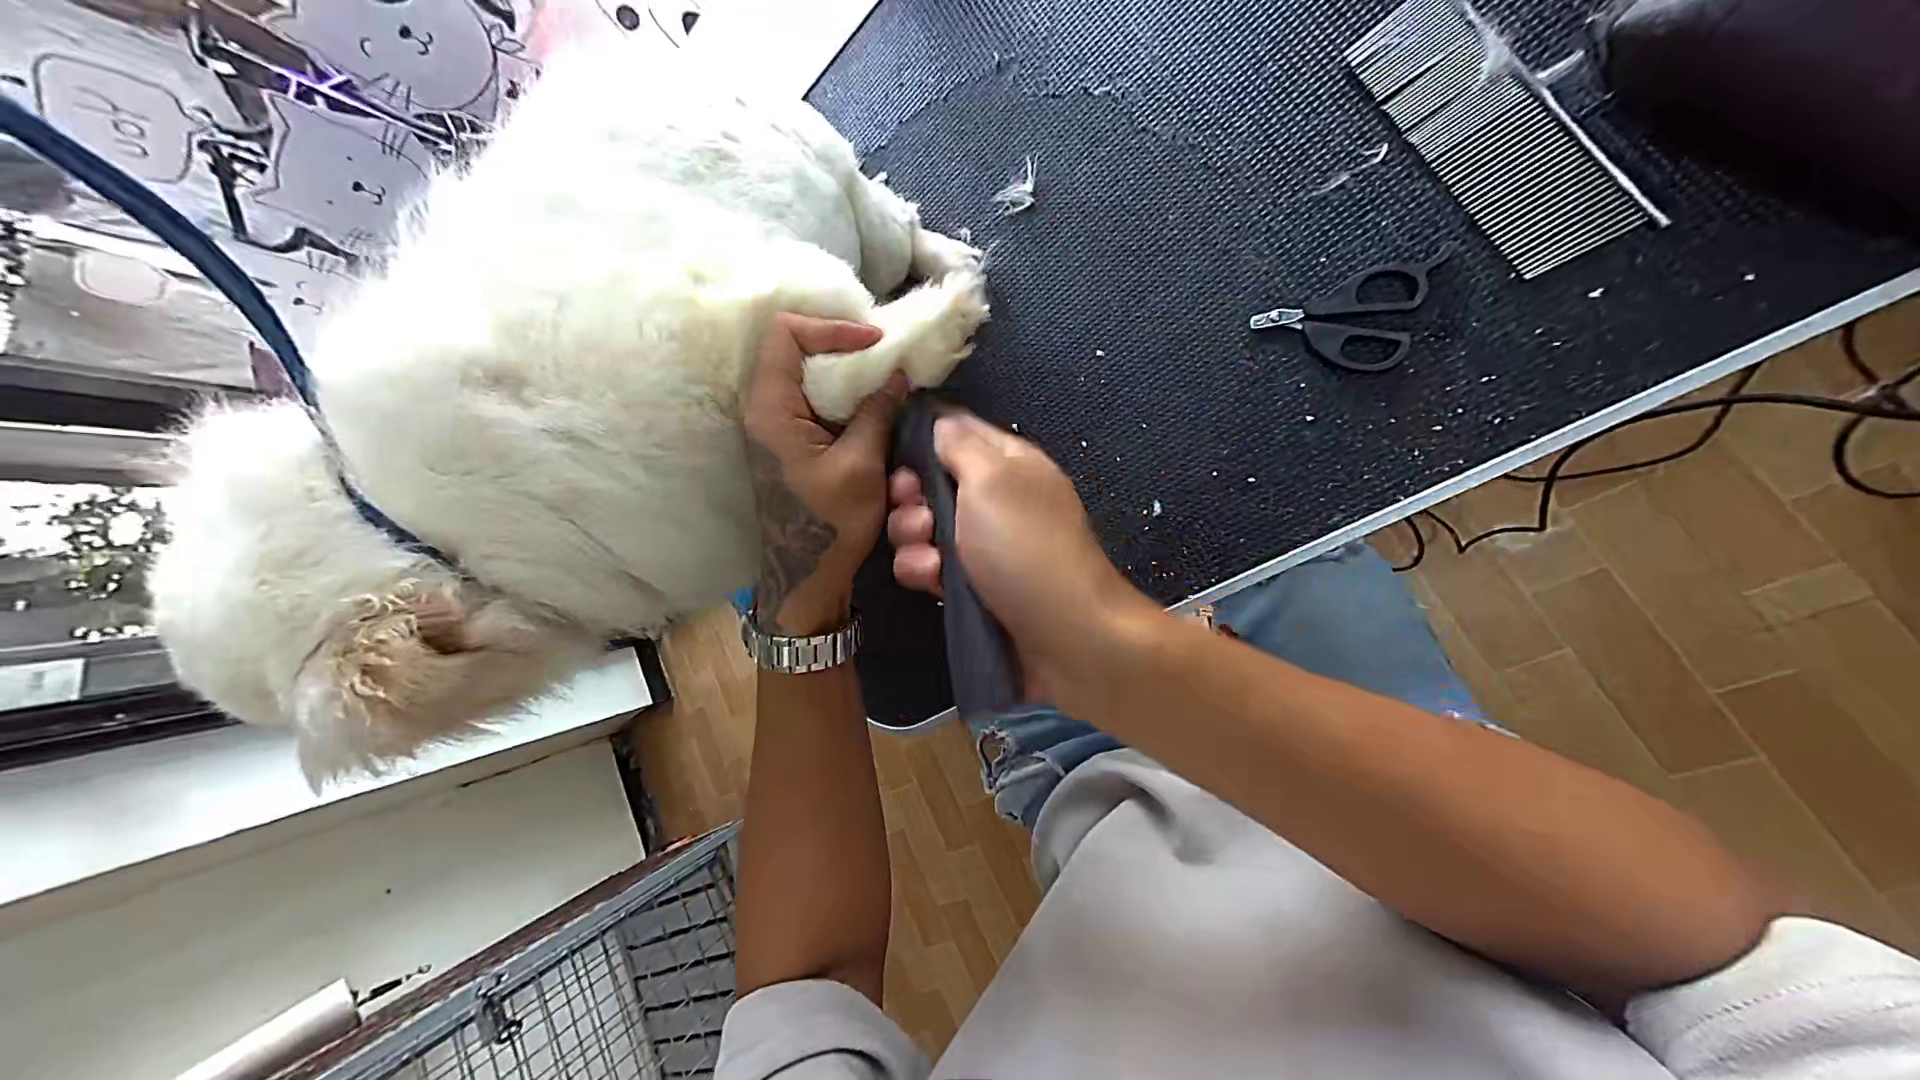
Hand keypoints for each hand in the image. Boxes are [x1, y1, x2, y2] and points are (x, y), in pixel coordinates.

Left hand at [745, 313, 907, 634]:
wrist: (809, 573)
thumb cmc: (830, 522)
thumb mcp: (862, 463)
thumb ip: (876, 410)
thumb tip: (896, 375)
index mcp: (770, 409)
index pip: (786, 334)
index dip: (831, 328)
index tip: (874, 342)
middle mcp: (763, 408)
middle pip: (793, 347)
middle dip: (841, 343)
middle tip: (883, 355)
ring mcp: (774, 424)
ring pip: (804, 371)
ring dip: (843, 367)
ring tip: (882, 374)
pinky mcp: (789, 438)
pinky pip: (812, 397)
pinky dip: (842, 390)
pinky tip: (871, 401)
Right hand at [886, 412, 1156, 695]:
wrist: (1065, 635)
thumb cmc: (1027, 547)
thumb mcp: (993, 480)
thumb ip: (960, 444)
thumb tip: (941, 421)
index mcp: (1008, 462)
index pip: (957, 430)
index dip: (921, 438)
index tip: (896, 456)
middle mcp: (994, 499)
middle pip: (931, 482)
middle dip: (910, 497)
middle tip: (917, 513)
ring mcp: (981, 544)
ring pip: (923, 527)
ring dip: (913, 538)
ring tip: (930, 557)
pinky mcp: (969, 584)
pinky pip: (929, 566)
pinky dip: (924, 572)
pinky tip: (935, 583)